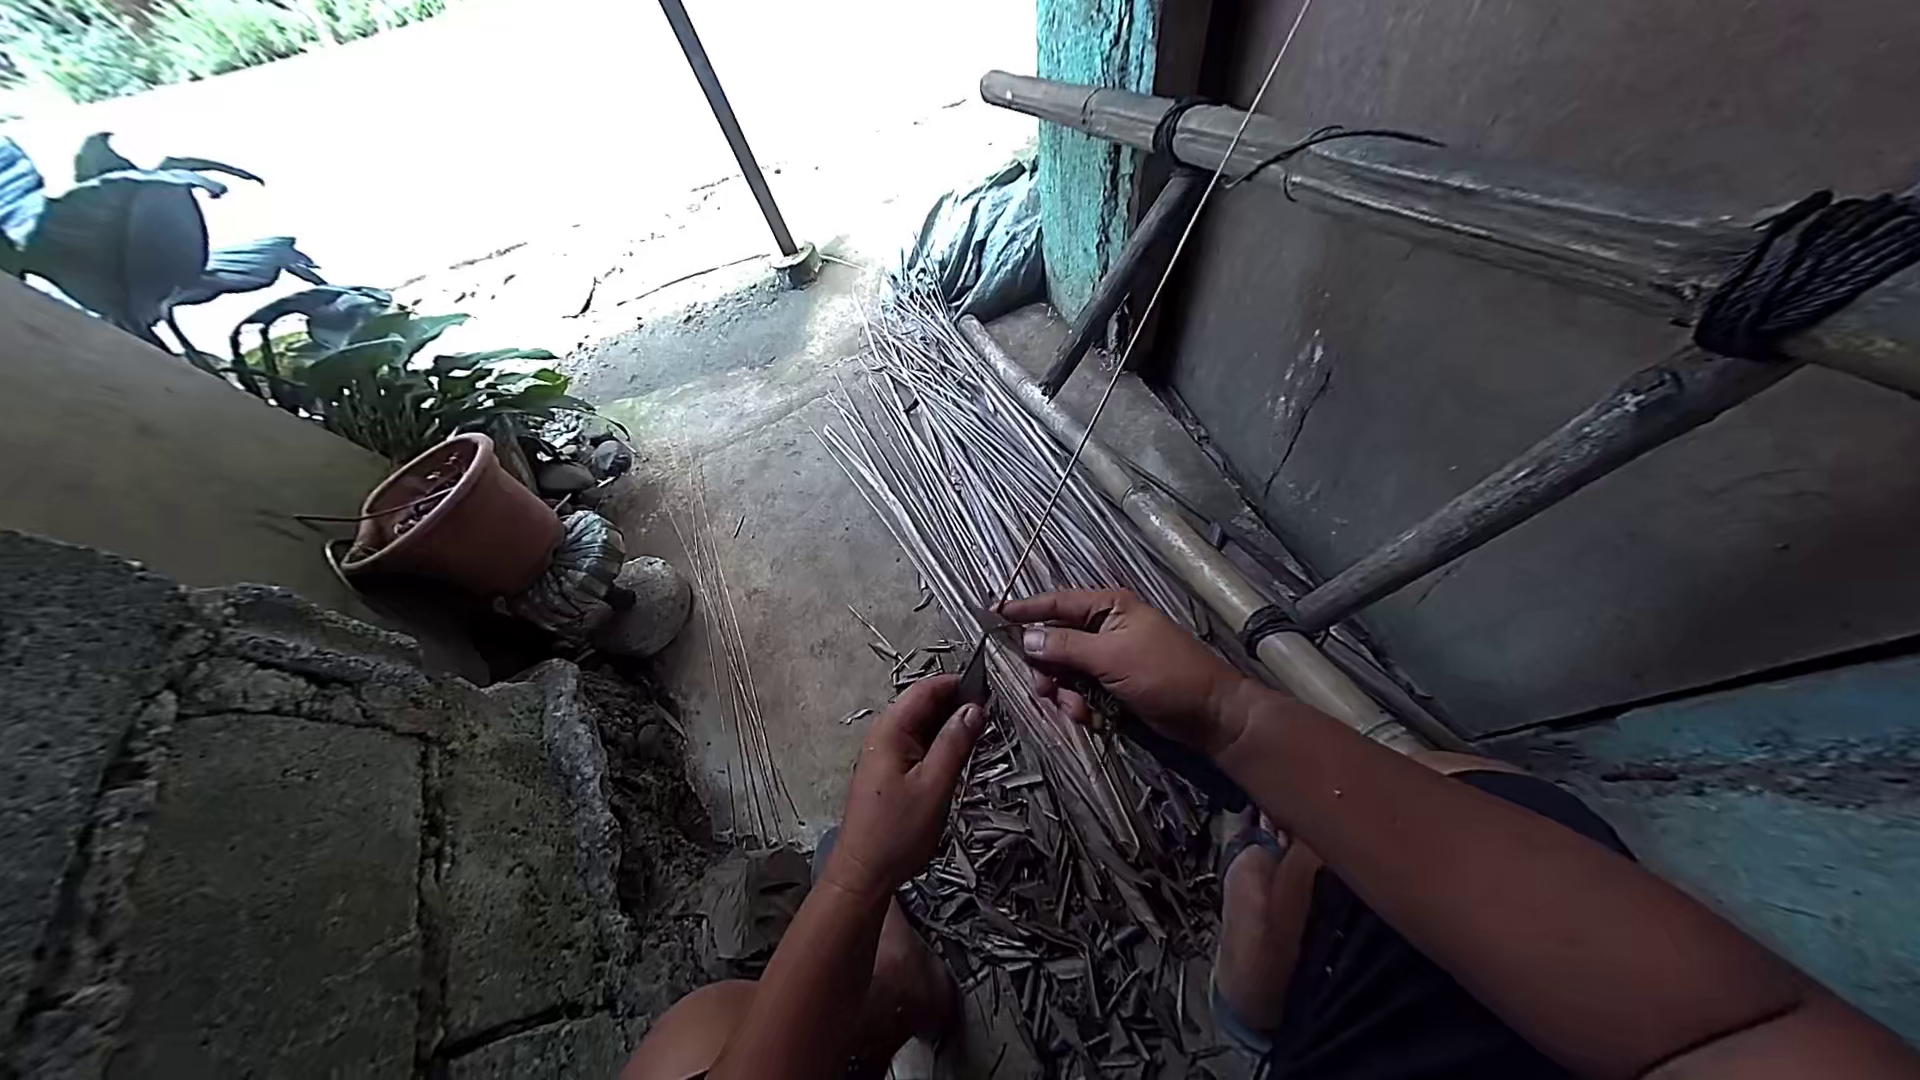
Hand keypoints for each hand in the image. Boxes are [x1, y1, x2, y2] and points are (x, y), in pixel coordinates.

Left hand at [824, 674, 984, 900]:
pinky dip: (939, 742)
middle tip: (989, 714)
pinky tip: (957, 754)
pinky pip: (918, 743)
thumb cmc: (896, 832)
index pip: (925, 690)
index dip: (956, 684)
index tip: (987, 689)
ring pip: (922, 725)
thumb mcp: (934, 785)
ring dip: (949, 725)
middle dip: (956, 704)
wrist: (863, 873)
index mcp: (890, 730)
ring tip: (979, 733)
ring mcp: (885, 752)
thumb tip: (974, 709)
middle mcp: (884, 734)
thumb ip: (955, 743)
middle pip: (923, 705)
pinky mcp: (889, 769)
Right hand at [1002, 589, 1250, 755]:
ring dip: (1065, 693)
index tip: (993, 616)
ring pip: (1065, 671)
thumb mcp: (1112, 656)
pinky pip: (1081, 690)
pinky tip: (1094, 718)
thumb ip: (1065, 647)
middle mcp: (1104, 627)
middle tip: (1044, 692)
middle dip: (1048, 670)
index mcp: (1107, 607)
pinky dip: (1081, 705)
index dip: (1024, 610)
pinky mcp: (1112, 684)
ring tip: (1079, 711)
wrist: (1211, 715)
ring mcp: (1108, 657)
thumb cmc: (1165, 674)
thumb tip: (1026, 637)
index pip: (1056, 603)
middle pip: (1055, 643)